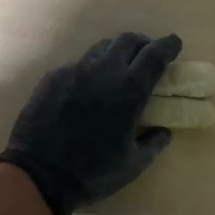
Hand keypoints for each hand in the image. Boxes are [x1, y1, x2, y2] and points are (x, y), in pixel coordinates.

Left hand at [0, 32, 181, 214]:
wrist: (39, 174)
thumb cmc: (92, 172)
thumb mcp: (133, 165)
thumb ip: (153, 144)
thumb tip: (165, 131)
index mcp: (129, 90)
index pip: (155, 54)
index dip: (168, 45)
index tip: (175, 42)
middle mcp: (104, 71)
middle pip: (128, 41)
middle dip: (142, 43)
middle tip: (146, 54)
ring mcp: (76, 70)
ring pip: (102, 48)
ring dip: (116, 52)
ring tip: (117, 68)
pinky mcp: (54, 76)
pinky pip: (78, 64)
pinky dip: (90, 70)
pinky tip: (87, 88)